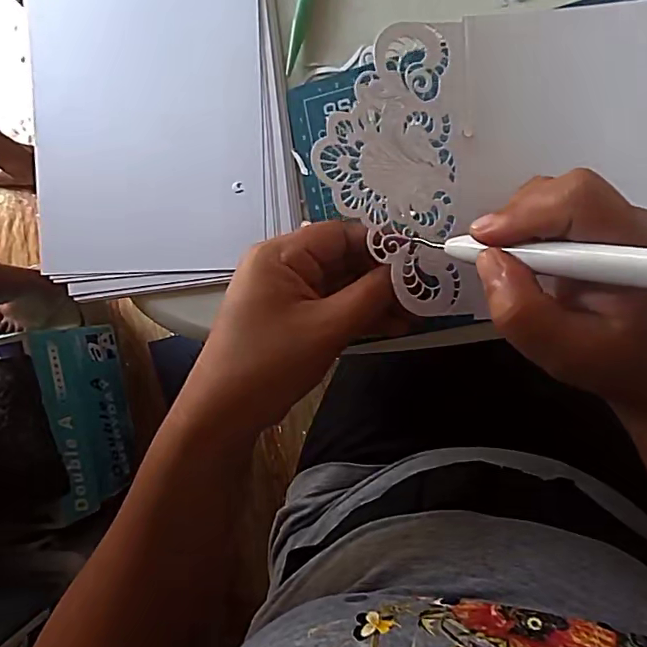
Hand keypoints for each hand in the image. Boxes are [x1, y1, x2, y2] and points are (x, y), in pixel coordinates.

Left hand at [181, 222, 412, 432]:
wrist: (223, 412)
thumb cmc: (269, 364)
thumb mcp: (327, 327)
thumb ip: (370, 294)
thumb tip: (405, 270)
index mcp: (281, 254)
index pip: (340, 234)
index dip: (381, 243)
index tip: (418, 259)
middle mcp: (282, 265)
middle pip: (342, 258)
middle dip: (383, 276)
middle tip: (423, 291)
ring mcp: (286, 292)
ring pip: (341, 284)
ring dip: (375, 298)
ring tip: (414, 314)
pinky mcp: (292, 317)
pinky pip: (331, 305)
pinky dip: (358, 314)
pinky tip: (391, 325)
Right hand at [471, 169, 646, 410]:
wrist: (638, 364)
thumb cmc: (610, 361)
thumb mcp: (561, 353)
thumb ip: (523, 313)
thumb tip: (490, 261)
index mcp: (637, 254)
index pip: (580, 203)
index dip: (526, 214)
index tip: (485, 241)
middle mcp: (633, 224)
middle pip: (565, 190)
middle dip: (517, 218)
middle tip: (489, 255)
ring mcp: (617, 218)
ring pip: (553, 193)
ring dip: (519, 223)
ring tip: (512, 265)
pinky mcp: (597, 220)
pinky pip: (551, 205)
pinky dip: (524, 227)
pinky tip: (524, 259)